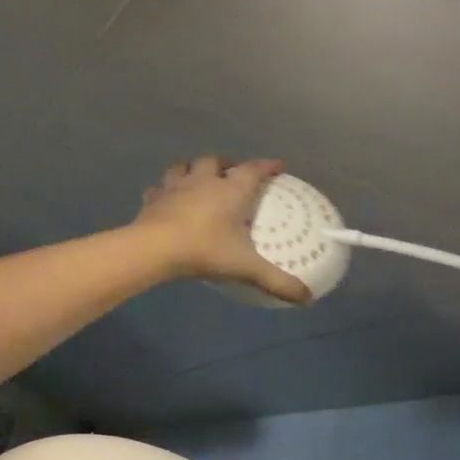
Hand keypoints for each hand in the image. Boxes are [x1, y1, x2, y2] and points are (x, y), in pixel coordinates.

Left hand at [134, 156, 310, 303]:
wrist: (154, 248)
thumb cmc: (204, 250)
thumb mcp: (246, 267)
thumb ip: (278, 282)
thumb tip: (307, 298)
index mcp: (229, 190)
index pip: (252, 170)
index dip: (267, 166)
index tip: (277, 166)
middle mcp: (201, 181)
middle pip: (214, 161)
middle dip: (225, 164)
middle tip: (232, 174)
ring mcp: (173, 187)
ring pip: (182, 166)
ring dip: (191, 169)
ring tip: (198, 179)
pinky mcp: (152, 198)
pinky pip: (158, 187)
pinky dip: (165, 189)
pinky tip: (167, 198)